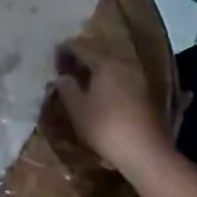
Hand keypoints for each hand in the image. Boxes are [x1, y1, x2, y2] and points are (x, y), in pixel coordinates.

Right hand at [54, 39, 171, 170]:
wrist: (143, 151)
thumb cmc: (104, 127)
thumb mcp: (76, 108)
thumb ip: (66, 87)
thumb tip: (62, 77)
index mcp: (105, 63)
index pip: (80, 46)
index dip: (63, 50)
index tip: (52, 63)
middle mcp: (124, 63)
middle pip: (98, 50)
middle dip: (80, 56)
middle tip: (64, 69)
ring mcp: (137, 76)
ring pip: (110, 62)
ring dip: (94, 67)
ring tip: (79, 79)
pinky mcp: (143, 90)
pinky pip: (119, 73)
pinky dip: (105, 76)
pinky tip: (98, 89)